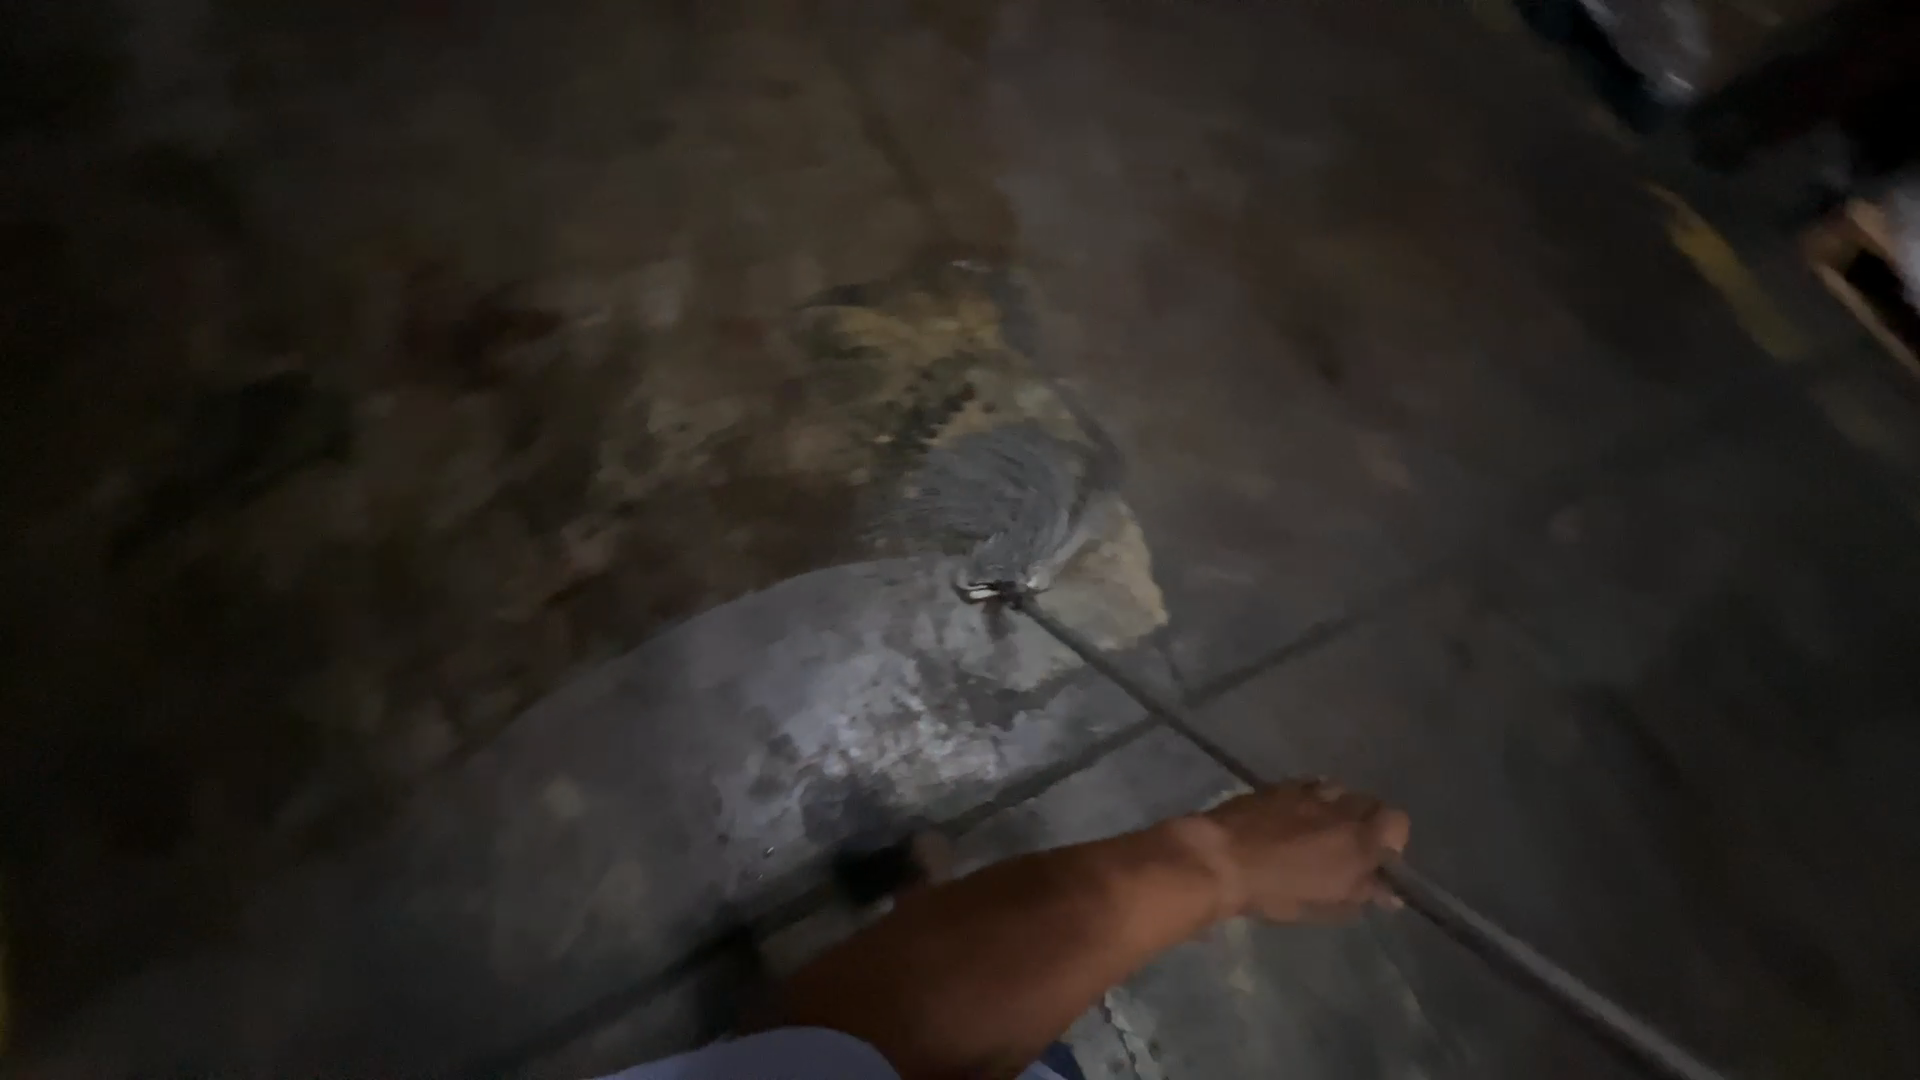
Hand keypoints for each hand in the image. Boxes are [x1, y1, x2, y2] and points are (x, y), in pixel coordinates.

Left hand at [1179, 779, 1410, 922]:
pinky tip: (1292, 815)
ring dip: (1336, 806)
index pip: (1397, 821)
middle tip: (1348, 845)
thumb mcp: (1326, 906)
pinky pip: (1304, 785)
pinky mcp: (1275, 784)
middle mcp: (1337, 808)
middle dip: (1365, 820)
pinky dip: (1308, 797)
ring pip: (1336, 789)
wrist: (1219, 858)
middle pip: (1368, 802)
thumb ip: (1362, 893)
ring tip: (1319, 827)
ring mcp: (1304, 791)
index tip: (1376, 858)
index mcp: (1358, 839)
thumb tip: (1387, 892)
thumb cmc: (1275, 891)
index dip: (1391, 838)